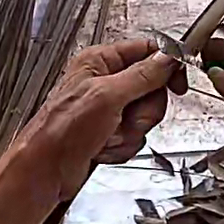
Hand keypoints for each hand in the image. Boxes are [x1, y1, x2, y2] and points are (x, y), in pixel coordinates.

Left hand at [0, 39, 185, 223]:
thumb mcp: (108, 96)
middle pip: (151, 88)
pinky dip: (123, 146)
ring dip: (130, 132)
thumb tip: (168, 59)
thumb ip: (142, 76)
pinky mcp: (108, 132)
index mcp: (100, 61)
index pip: (146, 52)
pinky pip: (135, 136)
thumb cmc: (61, 130)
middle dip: (142, 111)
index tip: (177, 84)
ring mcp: (107, 108)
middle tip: (125, 118)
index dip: (166, 67)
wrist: (45, 171)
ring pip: (145, 116)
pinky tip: (103, 148)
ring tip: (108, 136)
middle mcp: (104, 82)